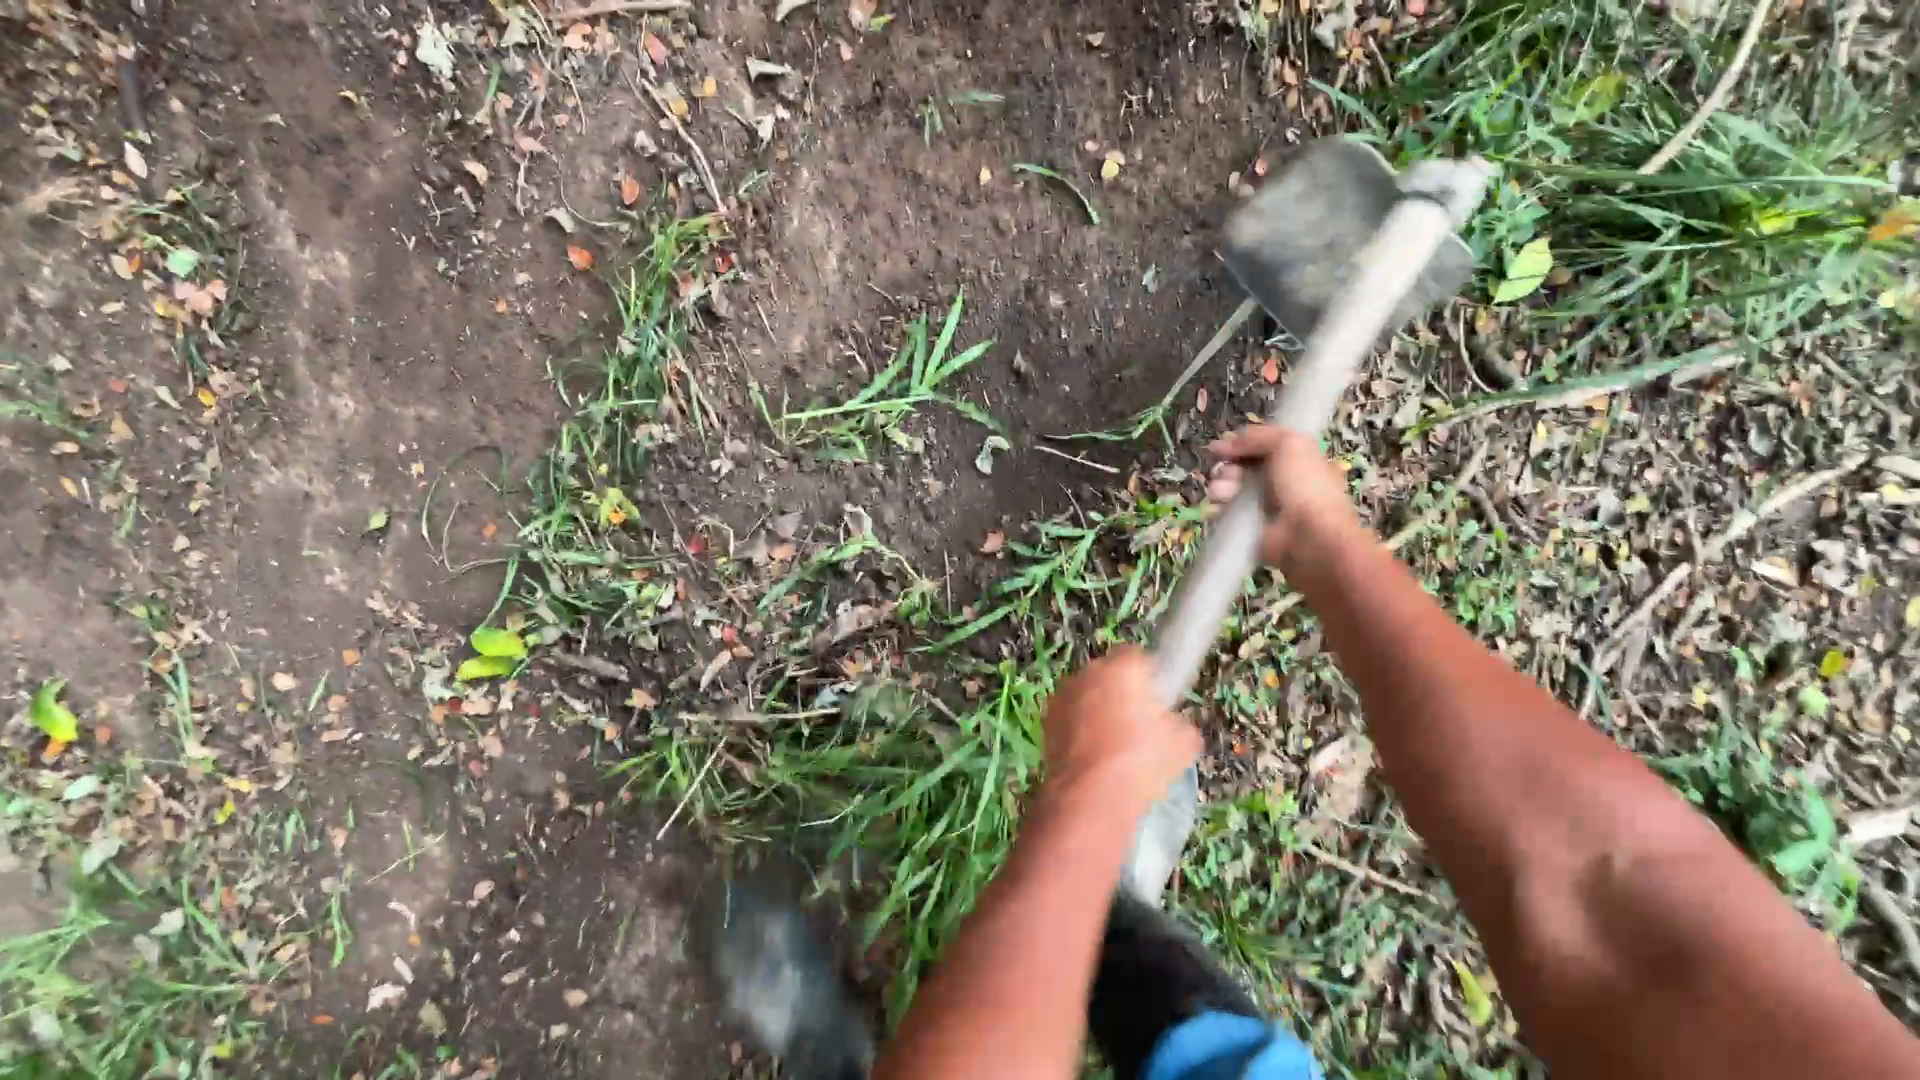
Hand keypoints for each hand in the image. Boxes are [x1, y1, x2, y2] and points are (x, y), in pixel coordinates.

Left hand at [1042, 647, 1200, 808]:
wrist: (1091, 794)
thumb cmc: (1142, 760)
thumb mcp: (1182, 744)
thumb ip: (1179, 724)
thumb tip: (1174, 726)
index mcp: (1123, 668)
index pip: (1136, 657)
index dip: (1147, 676)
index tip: (1155, 699)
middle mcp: (1088, 673)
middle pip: (1108, 675)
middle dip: (1120, 692)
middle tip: (1136, 723)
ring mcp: (1063, 695)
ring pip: (1085, 695)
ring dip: (1096, 710)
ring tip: (1111, 744)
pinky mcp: (1046, 720)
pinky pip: (1069, 717)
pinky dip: (1077, 729)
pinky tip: (1091, 755)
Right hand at [1205, 425, 1366, 574]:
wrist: (1309, 536)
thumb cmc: (1305, 485)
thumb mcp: (1289, 444)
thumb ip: (1258, 437)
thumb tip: (1227, 444)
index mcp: (1299, 460)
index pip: (1265, 447)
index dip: (1242, 444)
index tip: (1222, 447)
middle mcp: (1284, 481)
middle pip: (1245, 466)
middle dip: (1230, 465)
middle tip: (1225, 469)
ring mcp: (1268, 506)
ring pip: (1234, 488)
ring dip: (1223, 484)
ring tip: (1221, 491)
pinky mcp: (1253, 527)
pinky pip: (1229, 511)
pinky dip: (1220, 506)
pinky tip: (1218, 504)